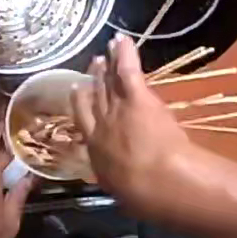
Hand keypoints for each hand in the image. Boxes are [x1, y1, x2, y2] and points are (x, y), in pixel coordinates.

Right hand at [73, 34, 201, 217]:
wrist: (159, 182)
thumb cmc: (144, 197)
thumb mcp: (124, 194)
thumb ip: (120, 183)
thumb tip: (123, 188)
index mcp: (95, 152)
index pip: (84, 124)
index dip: (80, 106)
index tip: (77, 92)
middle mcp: (99, 127)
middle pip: (93, 99)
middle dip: (90, 82)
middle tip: (91, 66)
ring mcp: (116, 110)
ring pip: (107, 84)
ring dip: (105, 67)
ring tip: (102, 55)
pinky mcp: (136, 99)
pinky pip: (127, 71)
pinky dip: (124, 54)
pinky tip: (121, 40)